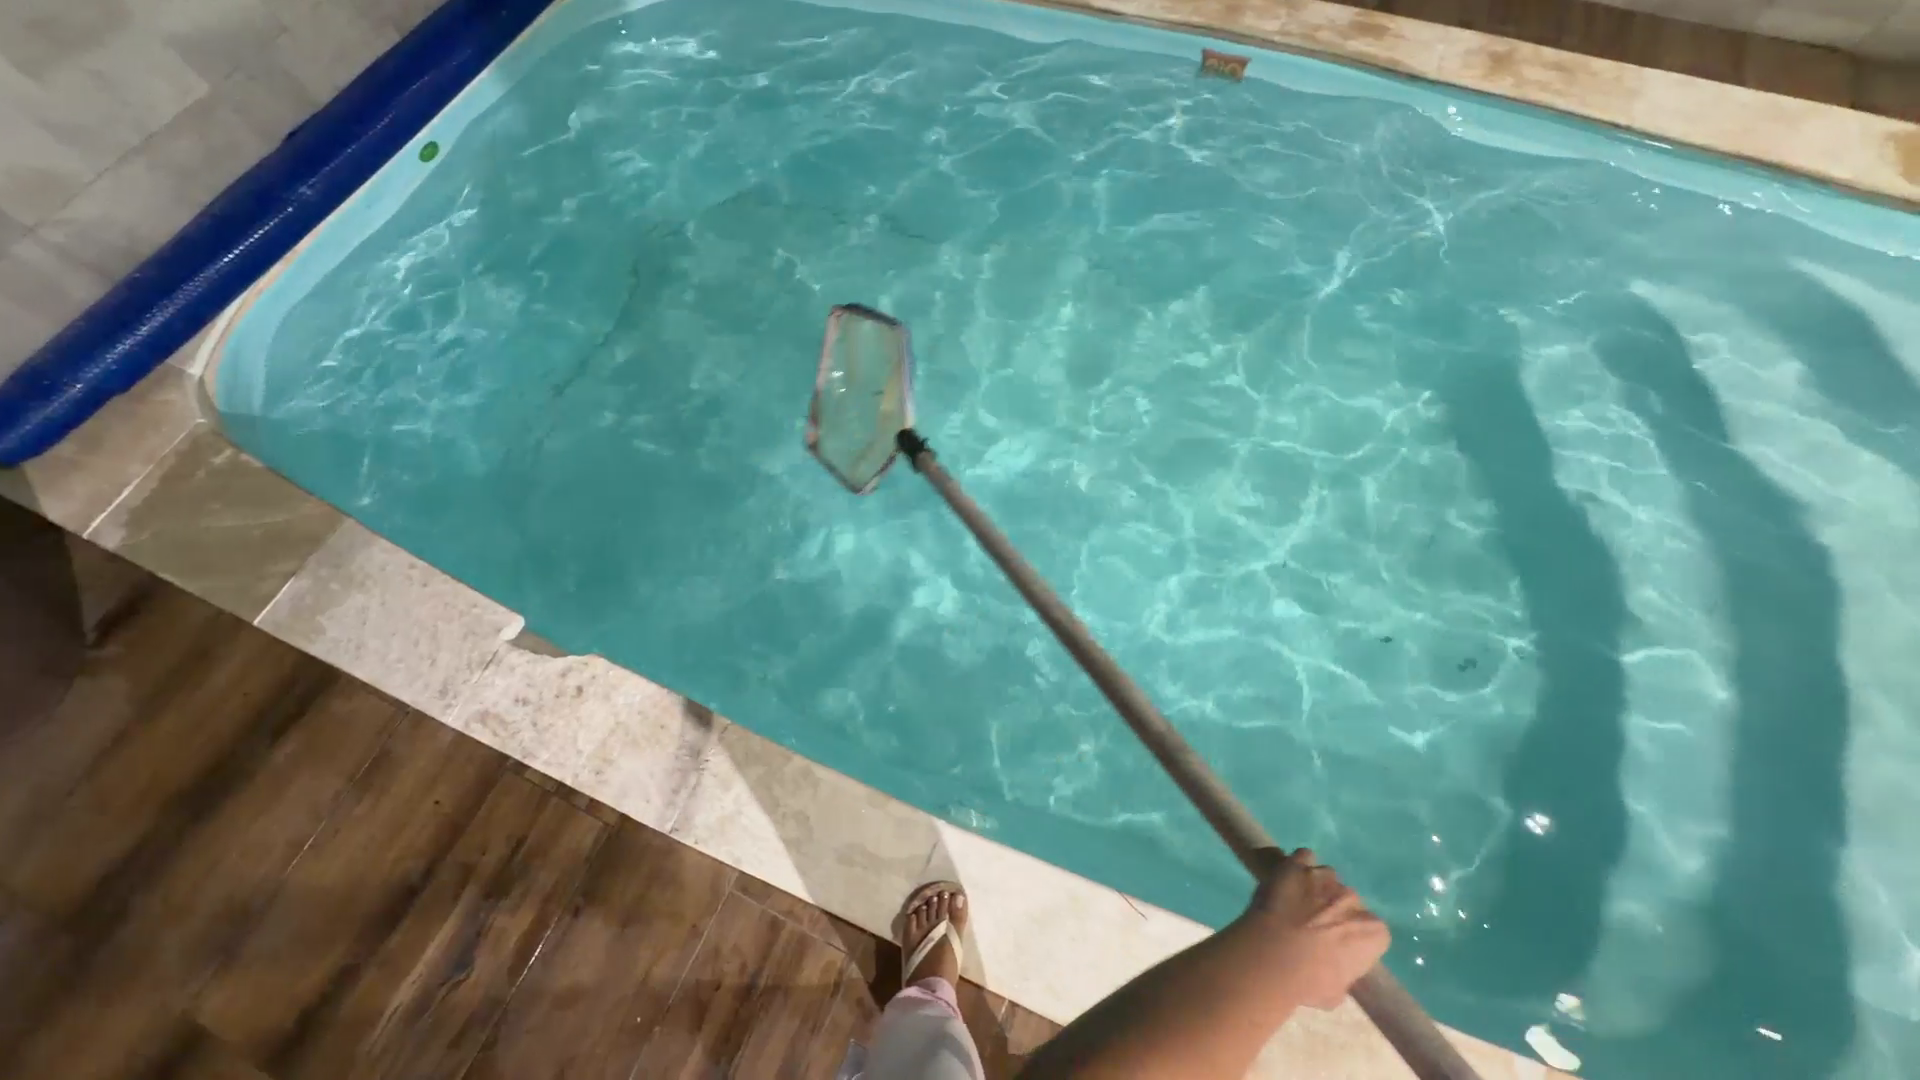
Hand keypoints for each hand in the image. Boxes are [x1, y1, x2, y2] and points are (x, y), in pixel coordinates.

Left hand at [1240, 847, 1390, 1010]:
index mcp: (1372, 932)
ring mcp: (1324, 878)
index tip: (1337, 946)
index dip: (1354, 938)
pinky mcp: (1297, 864)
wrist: (1272, 955)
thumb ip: (1342, 974)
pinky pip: (1303, 857)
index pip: (1371, 931)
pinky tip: (1287, 876)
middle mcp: (1353, 900)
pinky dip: (1297, 865)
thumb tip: (1334, 970)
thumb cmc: (1308, 982)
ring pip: (1325, 877)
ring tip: (1295, 901)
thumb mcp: (1336, 992)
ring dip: (1315, 887)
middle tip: (1311, 925)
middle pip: (1348, 902)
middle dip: (1334, 911)